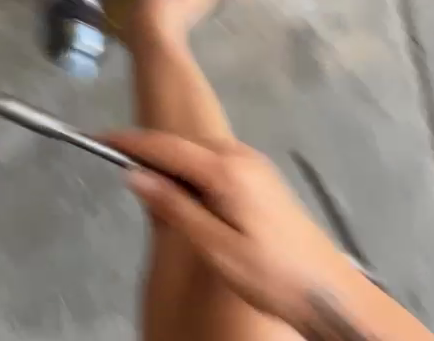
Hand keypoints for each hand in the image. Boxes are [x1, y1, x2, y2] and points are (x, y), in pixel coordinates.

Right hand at [104, 131, 363, 329]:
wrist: (333, 295)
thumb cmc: (271, 274)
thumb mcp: (216, 247)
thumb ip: (174, 206)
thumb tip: (134, 174)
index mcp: (225, 169)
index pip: (165, 145)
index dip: (130, 141)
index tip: (99, 137)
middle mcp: (239, 155)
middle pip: (181, 142)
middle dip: (150, 150)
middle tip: (120, 165)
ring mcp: (253, 163)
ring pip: (197, 150)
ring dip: (171, 160)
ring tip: (149, 182)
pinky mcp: (261, 176)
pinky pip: (213, 159)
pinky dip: (190, 167)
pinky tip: (186, 191)